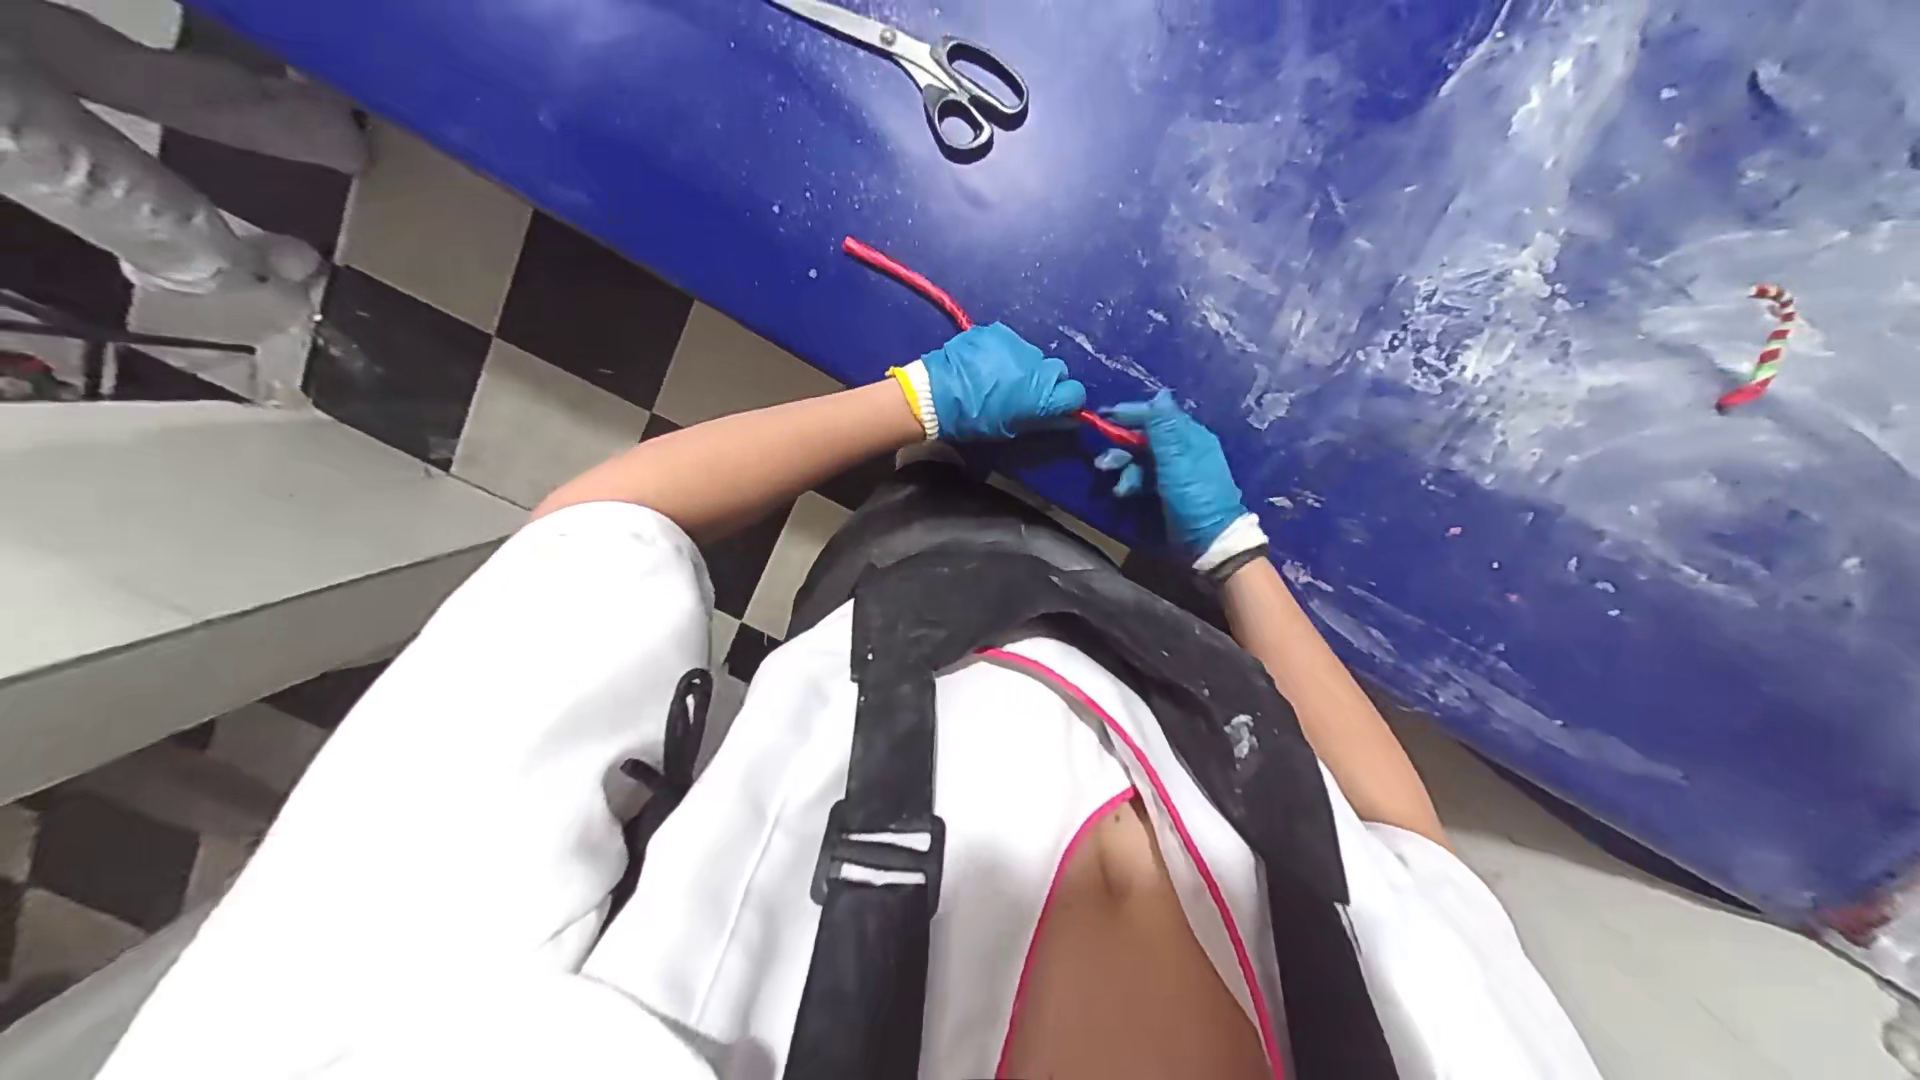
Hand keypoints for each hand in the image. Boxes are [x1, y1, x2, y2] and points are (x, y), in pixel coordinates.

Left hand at [921, 323, 1086, 440]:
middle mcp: (1036, 364)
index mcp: (1041, 394)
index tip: (1055, 405)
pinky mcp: (998, 331)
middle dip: (1046, 381)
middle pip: (1057, 371)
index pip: (1075, 394)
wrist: (935, 395)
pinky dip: (1004, 353)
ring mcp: (1016, 344)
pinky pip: (1010, 343)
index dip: (1067, 401)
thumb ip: (1042, 421)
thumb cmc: (973, 421)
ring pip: (1033, 355)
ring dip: (1024, 365)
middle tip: (1024, 392)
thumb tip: (1069, 419)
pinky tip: (985, 363)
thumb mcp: (1010, 429)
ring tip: (999, 377)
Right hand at [1095, 390, 1256, 561]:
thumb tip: (1159, 394)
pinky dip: (1130, 484)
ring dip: (1123, 469)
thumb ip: (1164, 428)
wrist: (1208, 541)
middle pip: (1143, 438)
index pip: (1157, 415)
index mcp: (1189, 437)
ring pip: (1139, 460)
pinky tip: (1124, 495)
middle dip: (1121, 448)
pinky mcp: (1165, 490)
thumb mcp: (1176, 460)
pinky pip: (1142, 478)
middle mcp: (1182, 450)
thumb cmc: (1194, 497)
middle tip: (1103, 464)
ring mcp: (1174, 471)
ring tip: (1118, 488)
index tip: (1104, 416)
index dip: (1131, 414)